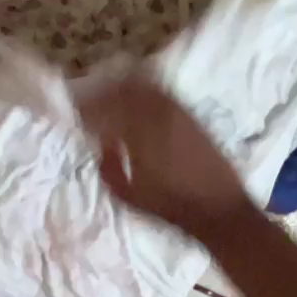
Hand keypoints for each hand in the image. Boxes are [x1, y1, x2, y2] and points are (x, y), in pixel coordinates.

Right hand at [78, 73, 256, 240]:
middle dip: (105, 91)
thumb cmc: (170, 207)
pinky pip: (165, 94)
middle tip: (92, 98)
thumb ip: (109, 168)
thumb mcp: (128, 197)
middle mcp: (158, 116)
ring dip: (126, 86)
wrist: (219, 209)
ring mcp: (178, 113)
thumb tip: (104, 144)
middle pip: (124, 91)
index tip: (77, 109)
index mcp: (138, 135)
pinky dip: (149, 90)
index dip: (89, 107)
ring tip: (113, 92)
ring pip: (146, 87)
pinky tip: (142, 96)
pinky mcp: (192, 117)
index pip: (106, 109)